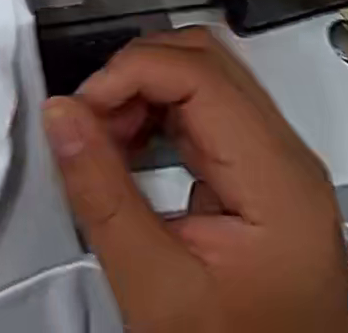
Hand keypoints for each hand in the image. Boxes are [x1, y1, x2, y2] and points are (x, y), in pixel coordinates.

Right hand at [42, 28, 347, 332]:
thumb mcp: (155, 288)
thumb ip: (101, 194)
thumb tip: (60, 112)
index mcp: (278, 181)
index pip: (200, 74)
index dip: (130, 72)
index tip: (83, 106)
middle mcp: (286, 156)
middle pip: (205, 58)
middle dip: (134, 72)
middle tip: (93, 118)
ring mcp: (275, 160)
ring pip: (200, 73)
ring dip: (141, 88)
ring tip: (106, 136)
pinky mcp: (256, 170)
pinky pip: (200, 105)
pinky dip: (154, 109)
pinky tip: (128, 146)